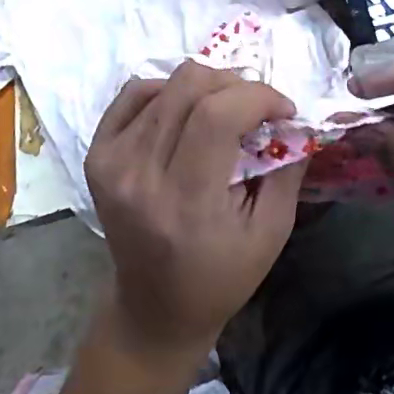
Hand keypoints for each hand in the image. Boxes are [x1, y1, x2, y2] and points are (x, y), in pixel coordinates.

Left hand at [85, 61, 306, 362]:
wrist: (154, 309)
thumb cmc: (221, 277)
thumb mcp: (272, 231)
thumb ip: (287, 170)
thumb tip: (296, 120)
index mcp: (186, 202)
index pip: (217, 115)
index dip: (259, 97)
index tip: (284, 111)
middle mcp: (140, 176)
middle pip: (189, 87)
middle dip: (237, 84)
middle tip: (258, 108)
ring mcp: (111, 163)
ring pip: (164, 84)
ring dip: (206, 86)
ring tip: (226, 110)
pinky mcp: (97, 157)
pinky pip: (133, 94)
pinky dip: (168, 90)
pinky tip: (188, 110)